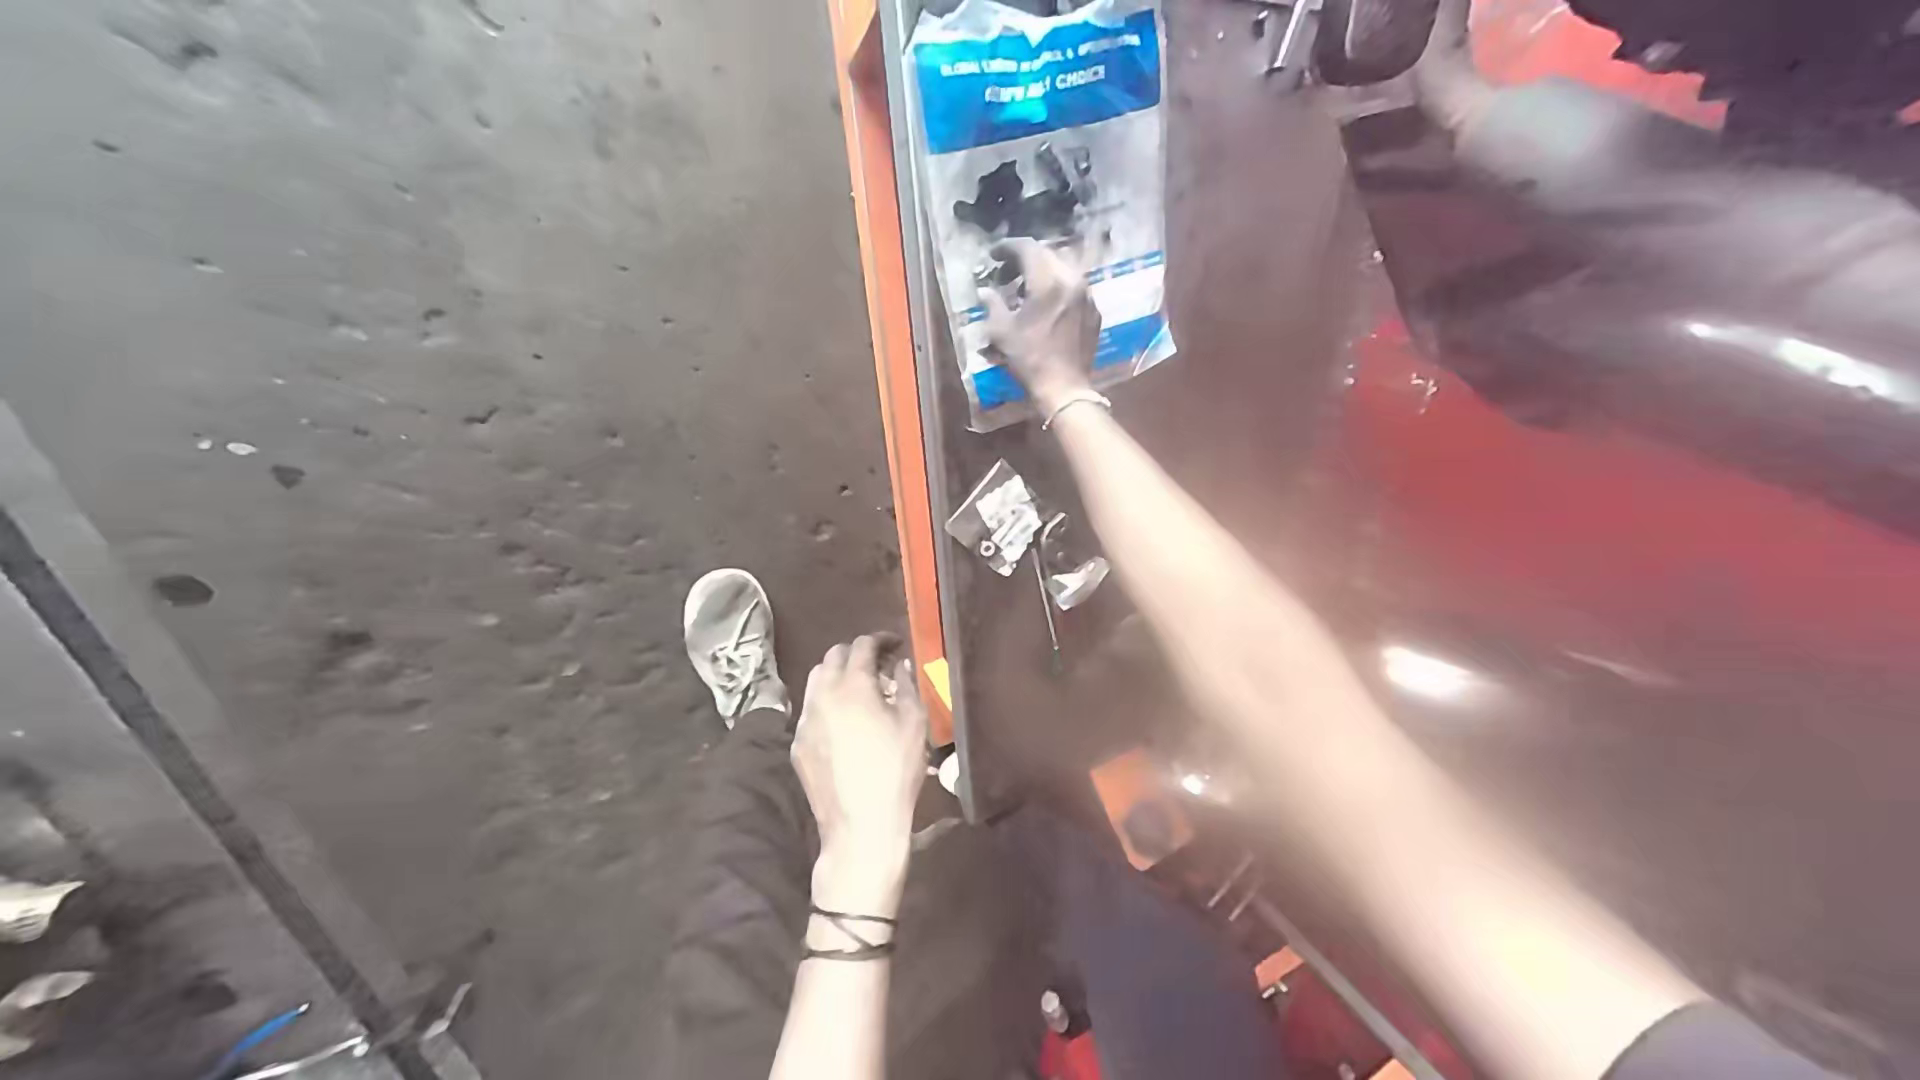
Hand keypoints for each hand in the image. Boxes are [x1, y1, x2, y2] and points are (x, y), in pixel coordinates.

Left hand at [792, 634, 928, 913]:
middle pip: (833, 656)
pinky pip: (810, 710)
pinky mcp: (797, 744)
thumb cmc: (895, 769)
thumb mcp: (914, 723)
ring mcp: (805, 720)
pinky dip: (826, 702)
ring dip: (837, 674)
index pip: (862, 645)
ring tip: (859, 689)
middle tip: (878, 664)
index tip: (895, 644)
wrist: (861, 824)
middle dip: (856, 653)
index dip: (880, 639)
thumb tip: (899, 665)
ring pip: (816, 681)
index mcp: (852, 684)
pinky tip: (843, 720)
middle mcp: (822, 695)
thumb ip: (905, 685)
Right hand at [980, 238, 1101, 413]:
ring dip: (1043, 271)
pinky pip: (1075, 287)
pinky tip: (1047, 306)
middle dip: (1024, 259)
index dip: (1007, 247)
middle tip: (1006, 274)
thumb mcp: (1002, 332)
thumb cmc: (1030, 360)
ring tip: (1025, 290)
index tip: (993, 255)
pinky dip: (1058, 287)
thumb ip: (992, 304)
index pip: (1027, 247)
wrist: (1065, 388)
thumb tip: (985, 291)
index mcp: (1048, 281)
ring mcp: (1087, 295)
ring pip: (1064, 268)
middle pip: (1047, 254)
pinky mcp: (1094, 311)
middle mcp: (1072, 280)